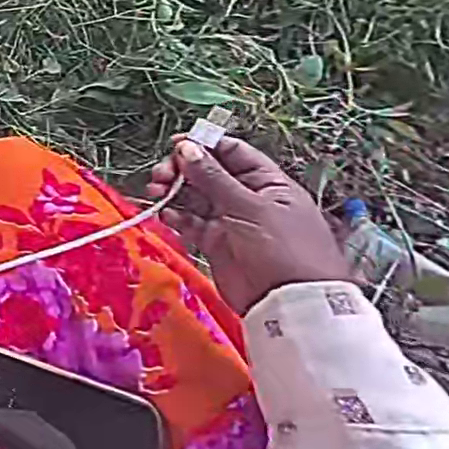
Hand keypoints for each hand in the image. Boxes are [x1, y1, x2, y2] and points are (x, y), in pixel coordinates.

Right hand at [147, 136, 351, 312]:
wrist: (291, 304)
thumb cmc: (283, 249)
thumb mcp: (249, 207)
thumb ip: (213, 177)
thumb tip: (186, 147)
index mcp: (267, 183)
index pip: (232, 152)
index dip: (204, 145)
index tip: (175, 144)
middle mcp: (247, 198)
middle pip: (207, 172)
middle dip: (181, 169)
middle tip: (161, 175)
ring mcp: (230, 220)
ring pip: (194, 195)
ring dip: (173, 190)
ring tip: (157, 192)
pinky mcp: (215, 241)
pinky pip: (189, 221)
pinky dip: (175, 216)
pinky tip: (165, 214)